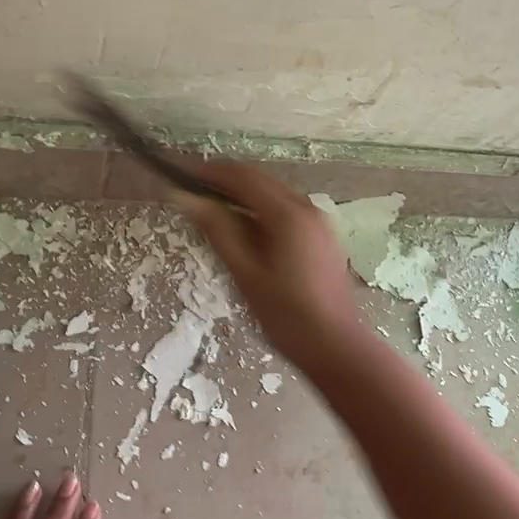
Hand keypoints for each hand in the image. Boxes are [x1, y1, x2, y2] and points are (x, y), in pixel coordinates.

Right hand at [175, 162, 368, 370]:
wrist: (337, 347)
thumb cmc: (287, 317)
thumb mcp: (245, 275)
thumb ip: (218, 232)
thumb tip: (188, 200)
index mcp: (288, 214)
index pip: (243, 176)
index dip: (210, 172)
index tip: (182, 175)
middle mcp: (307, 208)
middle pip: (260, 181)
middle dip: (226, 183)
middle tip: (192, 193)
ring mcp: (319, 222)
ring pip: (274, 196)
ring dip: (244, 198)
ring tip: (212, 213)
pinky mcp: (323, 237)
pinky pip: (287, 211)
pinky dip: (262, 212)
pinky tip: (245, 232)